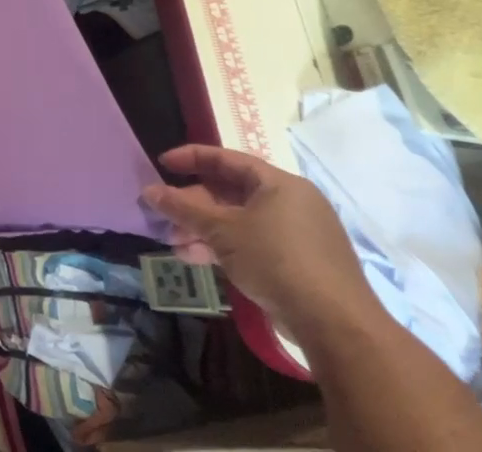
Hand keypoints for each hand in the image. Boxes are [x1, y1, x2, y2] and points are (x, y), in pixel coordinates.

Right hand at [141, 146, 381, 343]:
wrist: (334, 323)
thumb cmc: (276, 260)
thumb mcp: (221, 230)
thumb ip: (182, 208)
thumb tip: (148, 191)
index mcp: (280, 185)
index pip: (227, 159)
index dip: (191, 158)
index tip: (160, 164)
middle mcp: (291, 203)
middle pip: (229, 191)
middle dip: (192, 203)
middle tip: (163, 213)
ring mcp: (295, 234)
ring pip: (237, 220)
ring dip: (201, 228)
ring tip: (175, 243)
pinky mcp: (296, 261)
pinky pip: (250, 241)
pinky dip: (222, 245)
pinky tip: (196, 258)